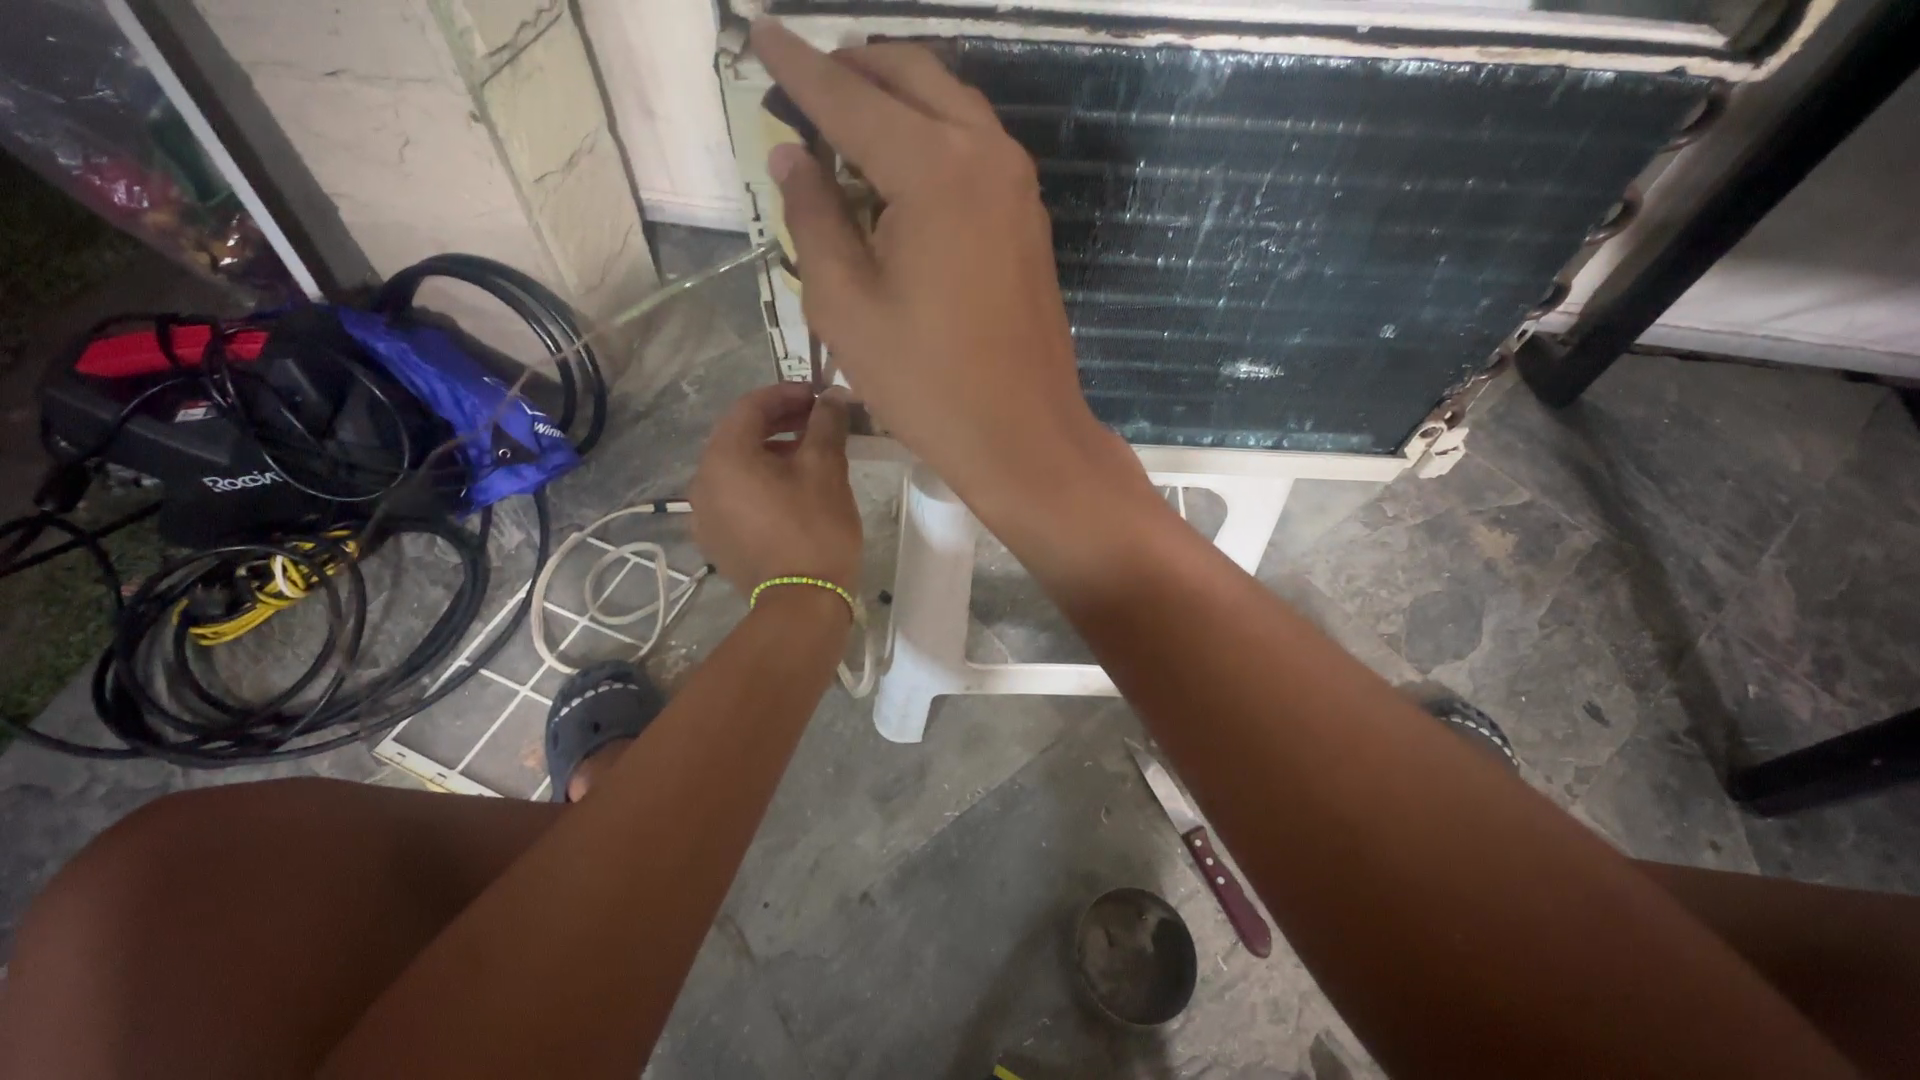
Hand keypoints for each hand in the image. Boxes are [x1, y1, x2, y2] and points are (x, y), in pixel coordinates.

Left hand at [690, 383, 861, 599]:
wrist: (801, 603)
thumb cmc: (814, 529)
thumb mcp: (826, 469)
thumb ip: (827, 424)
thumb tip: (834, 397)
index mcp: (724, 456)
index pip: (751, 406)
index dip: (788, 394)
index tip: (821, 398)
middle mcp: (703, 480)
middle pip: (740, 435)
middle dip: (780, 423)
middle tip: (819, 424)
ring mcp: (704, 514)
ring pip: (737, 468)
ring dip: (771, 454)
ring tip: (810, 458)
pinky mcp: (716, 540)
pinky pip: (735, 497)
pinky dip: (760, 485)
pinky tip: (791, 494)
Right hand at [751, 21, 1143, 529]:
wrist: (1022, 432)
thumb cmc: (926, 381)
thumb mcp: (845, 305)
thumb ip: (813, 217)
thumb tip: (791, 156)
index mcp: (934, 169)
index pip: (850, 98)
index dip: (798, 67)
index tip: (759, 31)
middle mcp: (984, 153)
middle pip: (911, 75)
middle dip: (853, 67)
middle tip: (803, 79)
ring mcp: (1015, 182)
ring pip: (949, 102)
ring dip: (896, 94)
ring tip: (844, 114)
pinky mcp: (1027, 213)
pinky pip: (974, 142)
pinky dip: (931, 129)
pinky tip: (897, 162)